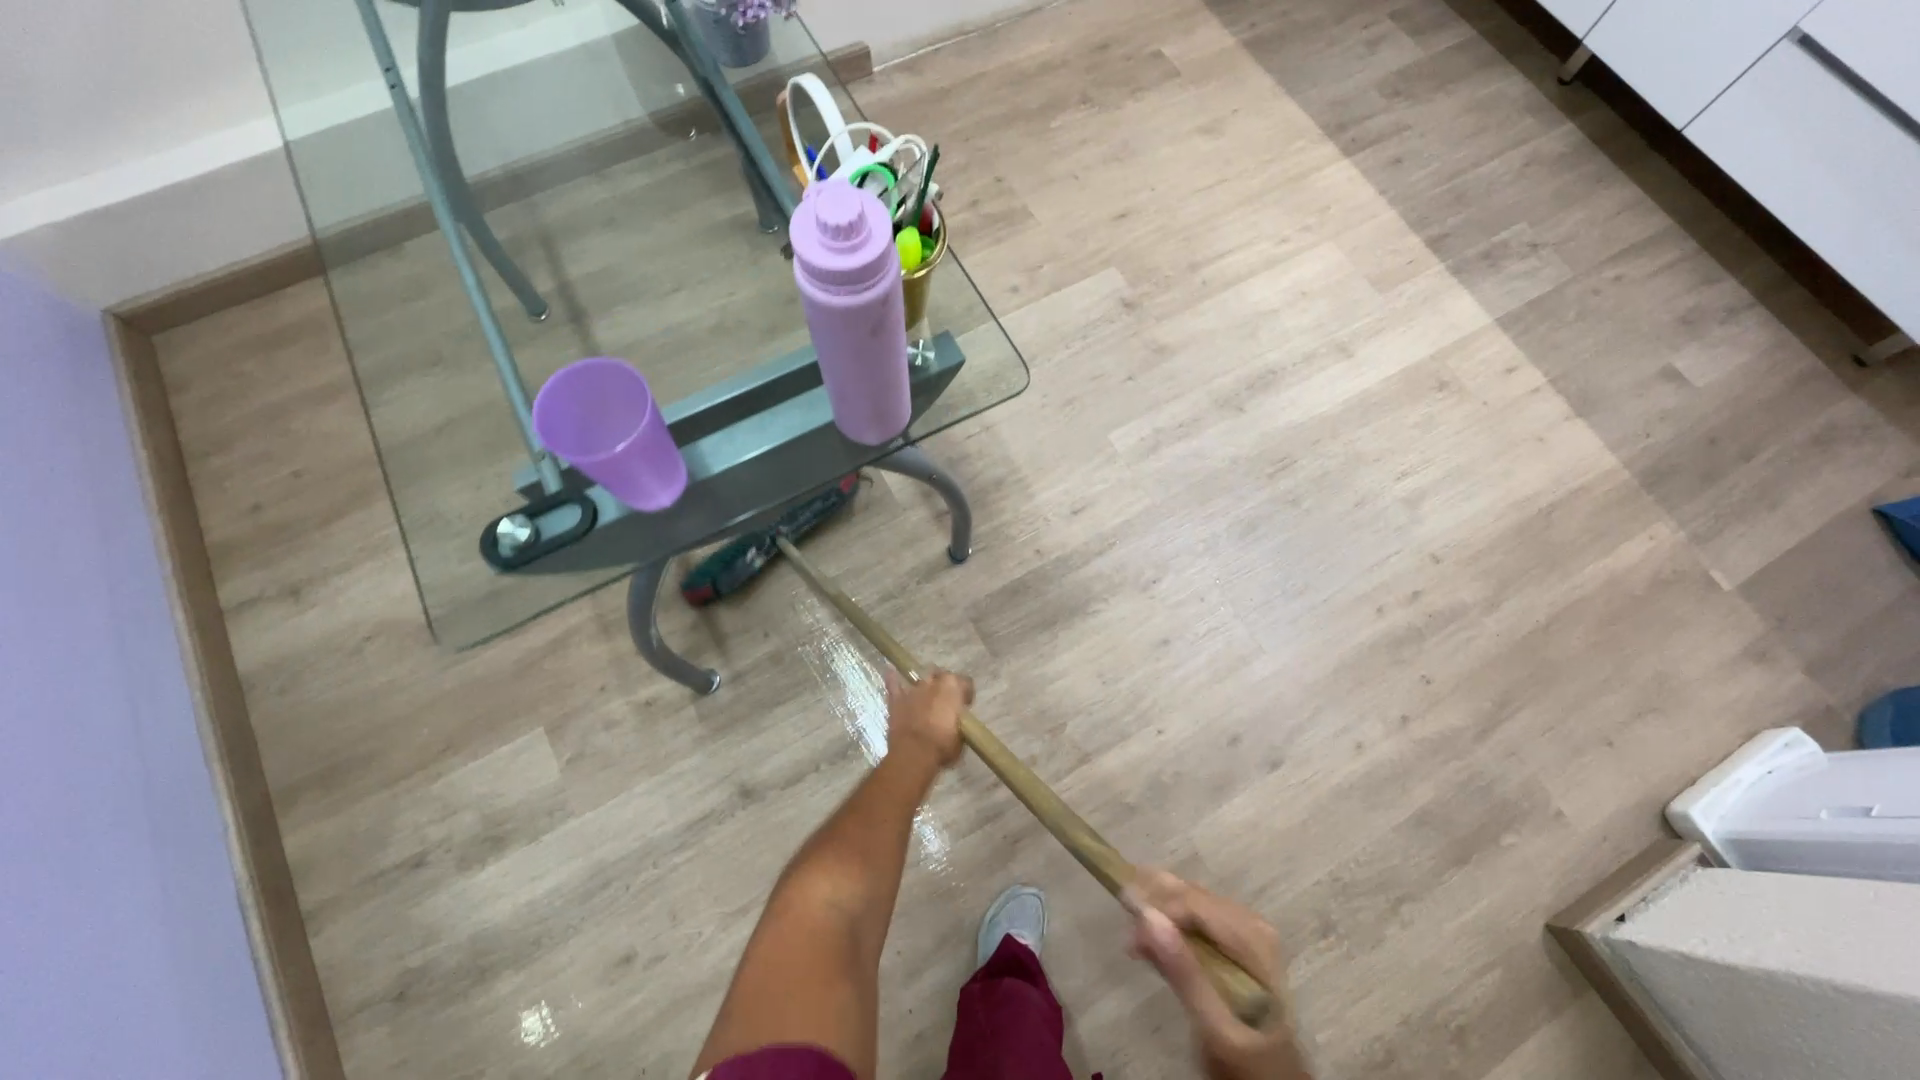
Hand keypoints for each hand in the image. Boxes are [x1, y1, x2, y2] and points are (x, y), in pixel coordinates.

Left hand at [883, 667, 970, 769]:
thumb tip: (955, 718)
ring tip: (925, 699)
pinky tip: (891, 672)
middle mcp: (934, 682)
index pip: (965, 682)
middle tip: (945, 702)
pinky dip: (893, 679)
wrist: (915, 753)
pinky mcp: (896, 699)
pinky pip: (894, 684)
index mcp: (953, 687)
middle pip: (942, 676)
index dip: (965, 693)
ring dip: (925, 688)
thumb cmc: (944, 745)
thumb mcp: (962, 734)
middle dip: (944, 686)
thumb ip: (959, 719)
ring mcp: (914, 689)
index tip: (965, 705)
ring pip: (921, 680)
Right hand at [1126, 870, 1309, 1079]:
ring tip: (1133, 928)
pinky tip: (1154, 937)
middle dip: (1156, 904)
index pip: (1195, 904)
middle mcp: (1253, 926)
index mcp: (1254, 941)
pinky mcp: (1238, 946)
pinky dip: (1173, 925)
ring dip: (1161, 910)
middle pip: (1194, 898)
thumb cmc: (1247, 1062)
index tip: (1129, 940)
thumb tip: (1149, 916)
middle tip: (1123, 919)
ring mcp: (1247, 934)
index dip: (1158, 910)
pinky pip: (1199, 920)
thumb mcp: (1214, 1027)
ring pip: (1194, 904)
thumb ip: (1185, 974)